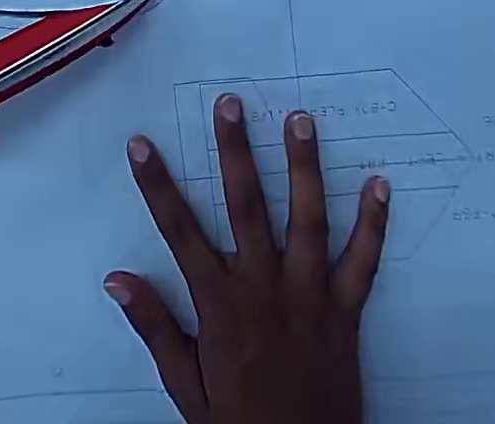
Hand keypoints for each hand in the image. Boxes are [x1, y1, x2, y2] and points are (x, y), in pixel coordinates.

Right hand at [105, 93, 389, 423]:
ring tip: (300, 120)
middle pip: (246, 207)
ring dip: (303, 167)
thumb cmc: (239, 423)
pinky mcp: (345, 311)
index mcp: (220, 304)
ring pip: (306, 220)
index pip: (179, 231)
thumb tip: (116, 279)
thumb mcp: (185, 387)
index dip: (157, 185)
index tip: (141, 144)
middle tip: (231, 103)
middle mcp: (264, 287)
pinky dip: (372, 224)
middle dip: (235, 151)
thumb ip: (155, 327)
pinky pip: (363, 263)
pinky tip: (378, 184)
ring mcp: (309, 295)